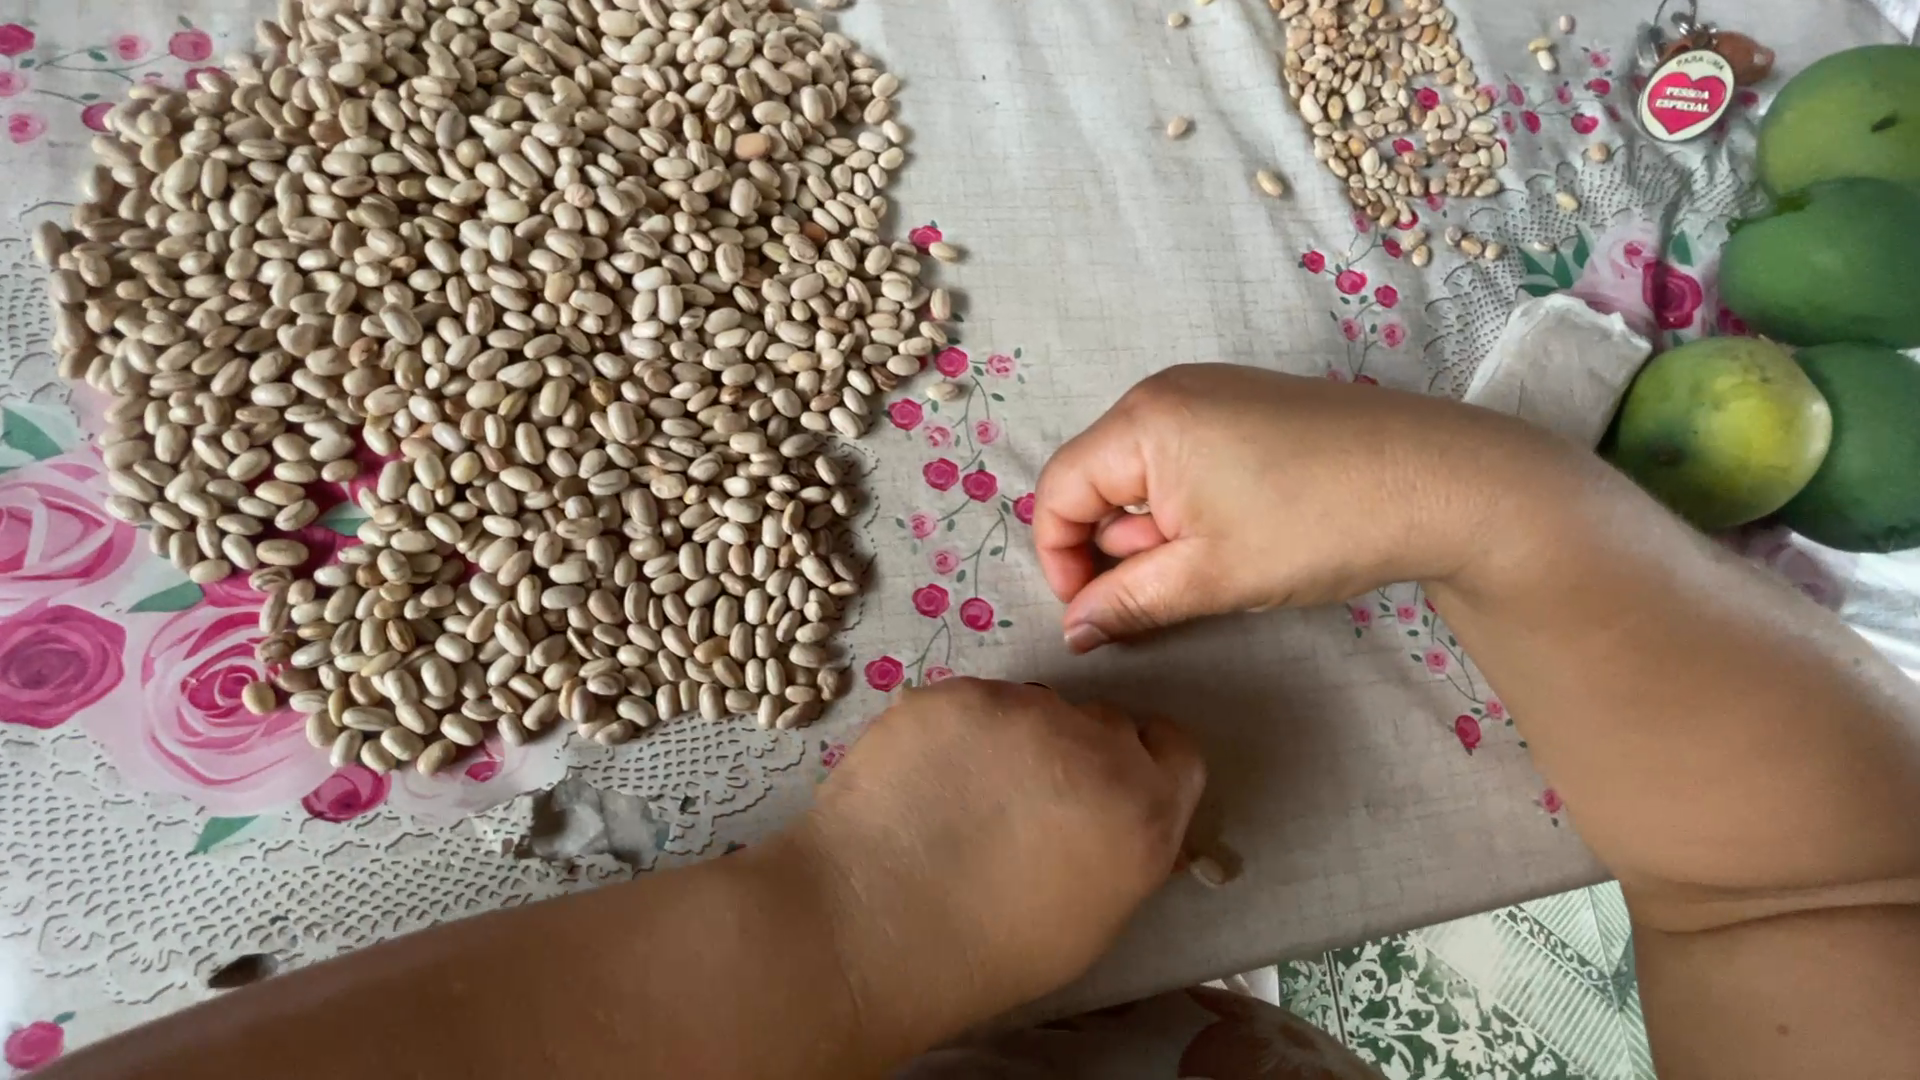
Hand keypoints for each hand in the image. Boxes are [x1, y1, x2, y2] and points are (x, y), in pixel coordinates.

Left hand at [785, 678, 1204, 1042]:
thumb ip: (1122, 839)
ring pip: (1034, 705)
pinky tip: (927, 772)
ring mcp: (1020, 707)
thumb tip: (1113, 803)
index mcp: (1143, 806)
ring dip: (1016, 734)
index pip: (1172, 746)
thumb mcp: (1093, 912)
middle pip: (1103, 720)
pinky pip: (975, 700)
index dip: (1143, 760)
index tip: (1110, 778)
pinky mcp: (957, 691)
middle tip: (1027, 792)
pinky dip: (960, 728)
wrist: (873, 925)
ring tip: (965, 787)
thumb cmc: (988, 947)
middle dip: (1077, 749)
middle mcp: (1093, 742)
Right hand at [1034, 364, 1582, 650]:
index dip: (1058, 557)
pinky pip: (1178, 464)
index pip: (1058, 489)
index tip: (1088, 611)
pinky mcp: (1239, 409)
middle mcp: (1163, 394)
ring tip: (1205, 567)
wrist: (1449, 482)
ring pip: (1138, 478)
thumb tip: (1072, 632)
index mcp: (1143, 420)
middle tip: (1154, 596)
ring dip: (1151, 533)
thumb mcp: (1209, 576)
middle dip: (1111, 547)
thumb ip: (1126, 603)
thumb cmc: (1316, 526)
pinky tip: (1228, 536)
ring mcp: (1205, 395)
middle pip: (1095, 480)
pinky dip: (1183, 510)